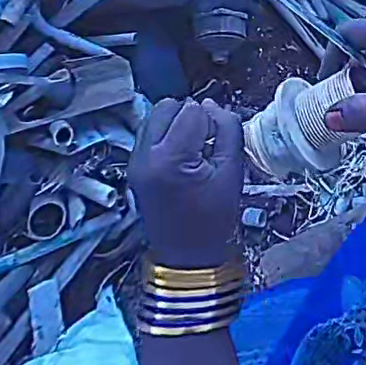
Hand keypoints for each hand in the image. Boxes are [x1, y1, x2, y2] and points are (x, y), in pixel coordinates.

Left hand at [129, 98, 243, 268]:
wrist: (187, 258)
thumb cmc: (213, 221)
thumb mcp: (232, 173)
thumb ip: (227, 131)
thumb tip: (212, 106)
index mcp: (170, 159)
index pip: (191, 111)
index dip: (211, 121)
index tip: (218, 141)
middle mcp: (145, 156)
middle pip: (167, 106)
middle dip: (189, 116)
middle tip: (205, 142)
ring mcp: (135, 160)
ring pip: (155, 115)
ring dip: (175, 123)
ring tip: (192, 149)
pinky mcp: (133, 165)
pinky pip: (149, 132)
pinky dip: (165, 135)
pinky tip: (180, 156)